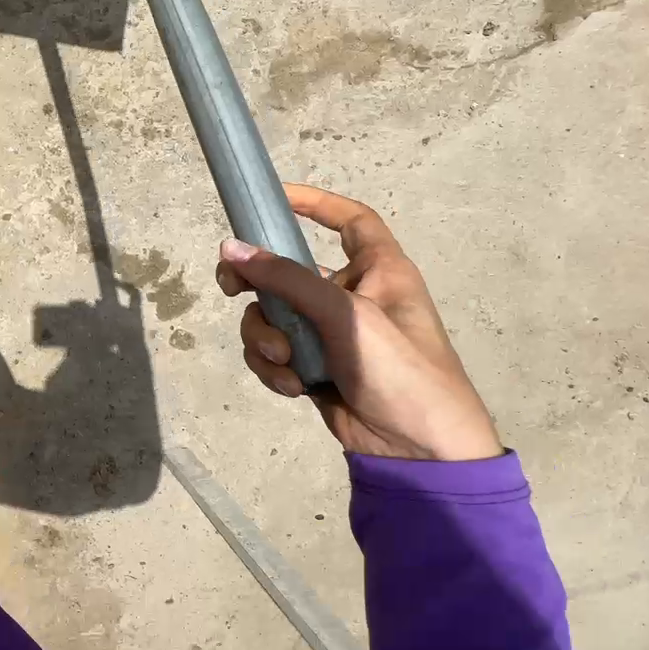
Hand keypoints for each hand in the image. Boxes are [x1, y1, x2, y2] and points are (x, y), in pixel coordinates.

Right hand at [215, 184, 502, 461]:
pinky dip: (272, 365)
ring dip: (265, 336)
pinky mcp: (310, 363)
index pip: (350, 220)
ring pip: (268, 313)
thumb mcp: (345, 315)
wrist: (420, 453)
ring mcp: (327, 331)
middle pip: (284, 268)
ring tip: (284, 360)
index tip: (272, 195)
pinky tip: (292, 385)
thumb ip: (286, 279)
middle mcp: (349, 295)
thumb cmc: (402, 372)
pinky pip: (270, 349)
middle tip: (230, 287)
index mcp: (378, 272)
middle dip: (254, 281)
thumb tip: (229, 247)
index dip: (315, 202)